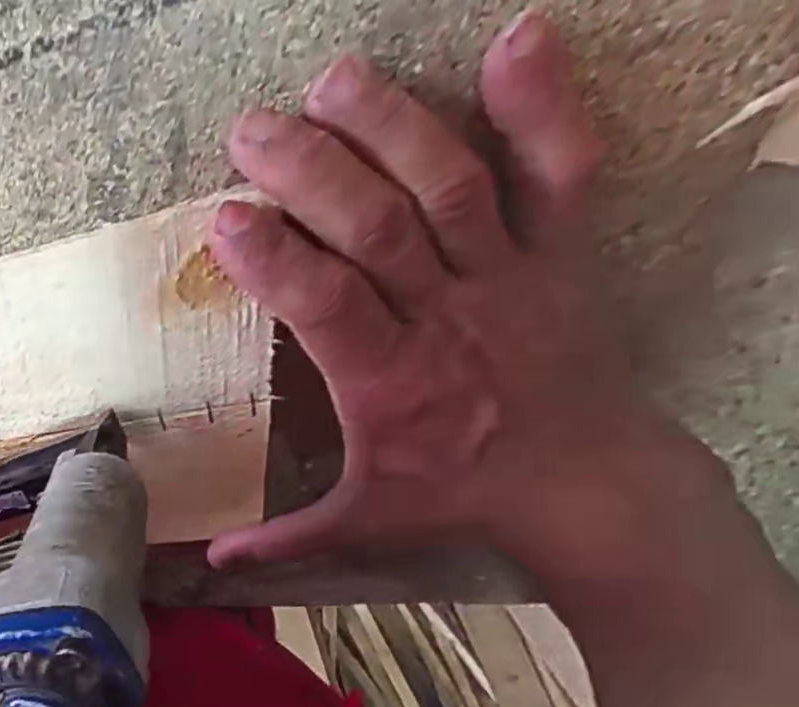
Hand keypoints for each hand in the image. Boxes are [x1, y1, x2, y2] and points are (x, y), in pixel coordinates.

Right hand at [206, 13, 723, 578]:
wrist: (586, 486)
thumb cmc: (460, 499)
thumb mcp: (362, 523)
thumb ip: (284, 539)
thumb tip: (212, 562)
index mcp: (389, 383)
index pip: (325, 305)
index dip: (274, 258)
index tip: (224, 216)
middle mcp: (447, 317)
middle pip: (378, 226)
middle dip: (310, 170)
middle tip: (250, 128)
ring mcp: (508, 277)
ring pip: (449, 184)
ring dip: (392, 124)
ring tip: (334, 79)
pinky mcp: (558, 255)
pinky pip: (560, 170)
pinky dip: (544, 103)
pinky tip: (517, 38)